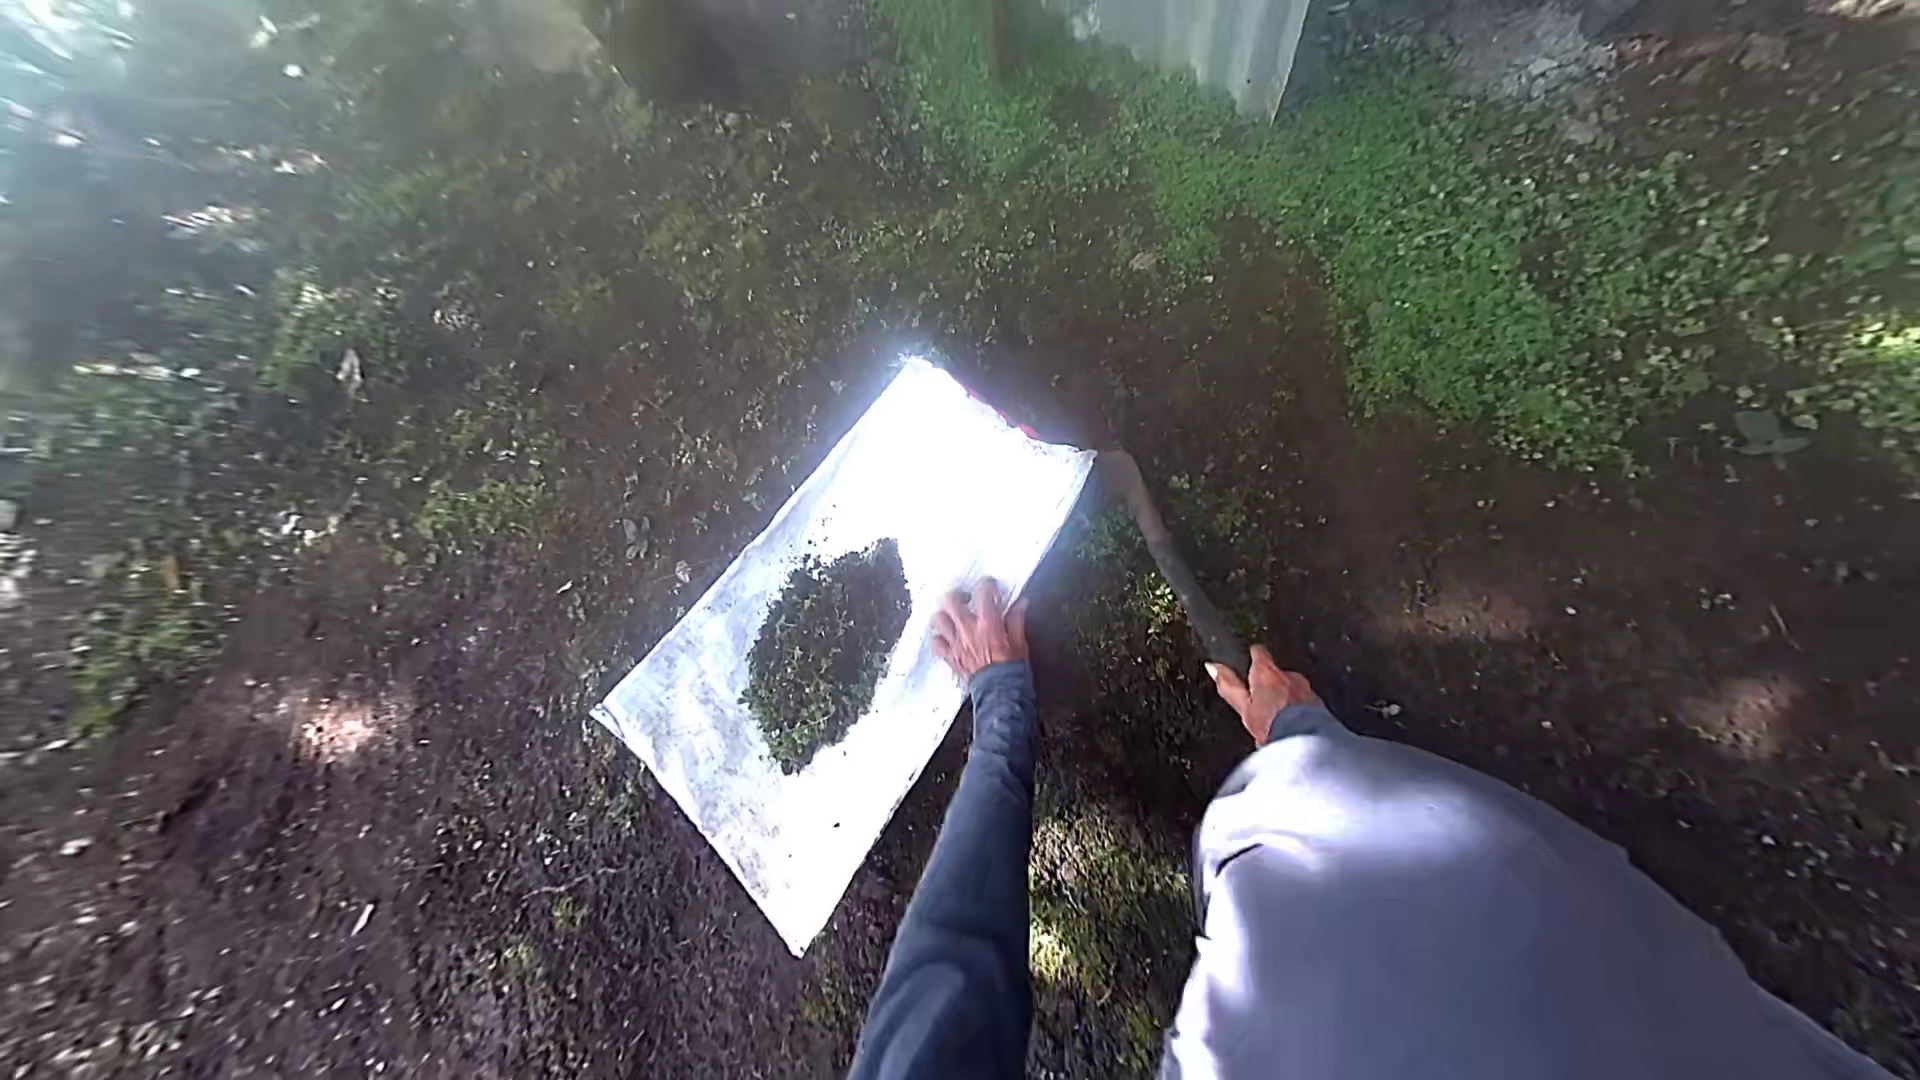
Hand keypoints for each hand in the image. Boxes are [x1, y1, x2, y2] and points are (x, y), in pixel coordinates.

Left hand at [931, 577, 1029, 680]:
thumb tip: (1020, 604)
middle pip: (952, 600)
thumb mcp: (1020, 642)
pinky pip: (936, 643)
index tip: (989, 586)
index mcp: (988, 624)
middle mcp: (968, 630)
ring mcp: (957, 643)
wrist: (1000, 694)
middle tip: (966, 597)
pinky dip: (939, 638)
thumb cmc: (1011, 671)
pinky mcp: (950, 656)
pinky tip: (945, 637)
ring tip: (952, 615)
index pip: (983, 592)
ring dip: (945, 615)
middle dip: (958, 594)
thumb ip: (1017, 620)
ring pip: (938, 619)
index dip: (986, 584)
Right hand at [1206, 646, 1318, 743]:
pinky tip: (1292, 724)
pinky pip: (1305, 701)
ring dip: (1285, 697)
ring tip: (1276, 717)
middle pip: (1275, 672)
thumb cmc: (1273, 725)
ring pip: (1291, 687)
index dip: (1252, 656)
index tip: (1248, 662)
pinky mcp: (1321, 705)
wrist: (1309, 746)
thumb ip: (1227, 685)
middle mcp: (1289, 676)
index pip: (1258, 652)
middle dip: (1269, 682)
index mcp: (1267, 672)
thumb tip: (1212, 666)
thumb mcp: (1242, 707)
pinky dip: (1298, 708)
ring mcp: (1306, 689)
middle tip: (1260, 701)